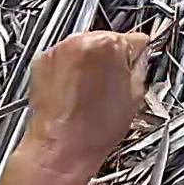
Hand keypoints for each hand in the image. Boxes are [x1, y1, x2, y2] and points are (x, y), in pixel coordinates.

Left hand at [22, 30, 151, 176]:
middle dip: (112, 58)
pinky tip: (77, 90)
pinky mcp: (44, 60)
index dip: (139, 54)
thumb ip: (139, 68)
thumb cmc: (93, 129)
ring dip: (91, 63)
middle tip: (113, 84)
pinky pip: (66, 57)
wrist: (61, 146)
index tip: (136, 63)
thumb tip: (139, 58)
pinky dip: (72, 69)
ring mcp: (60, 49)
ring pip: (86, 47)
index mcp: (109, 45)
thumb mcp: (135, 96)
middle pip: (108, 39)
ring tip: (93, 91)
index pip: (135, 38)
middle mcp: (82, 40)